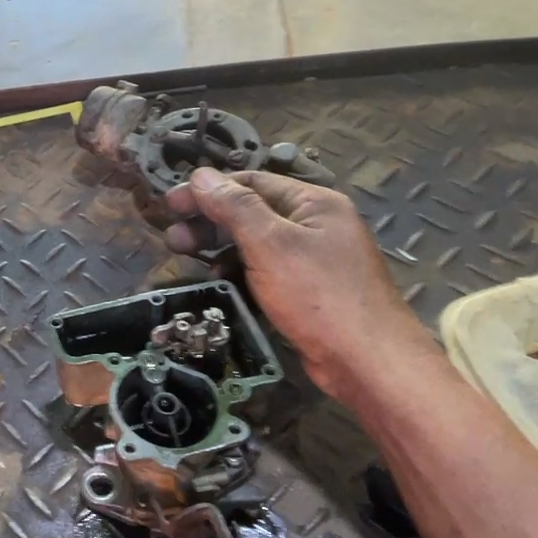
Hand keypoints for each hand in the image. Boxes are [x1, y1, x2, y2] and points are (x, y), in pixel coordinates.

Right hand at [163, 168, 429, 397]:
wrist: (367, 363)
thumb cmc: (319, 295)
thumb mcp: (270, 244)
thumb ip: (233, 207)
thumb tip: (200, 175)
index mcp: (313, 203)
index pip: (250, 182)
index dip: (207, 190)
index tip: (170, 204)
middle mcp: (313, 225)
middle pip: (249, 212)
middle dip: (208, 221)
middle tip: (172, 236)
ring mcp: (310, 259)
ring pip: (252, 243)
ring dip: (217, 247)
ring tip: (186, 257)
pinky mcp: (303, 290)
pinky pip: (261, 270)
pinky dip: (236, 272)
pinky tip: (217, 282)